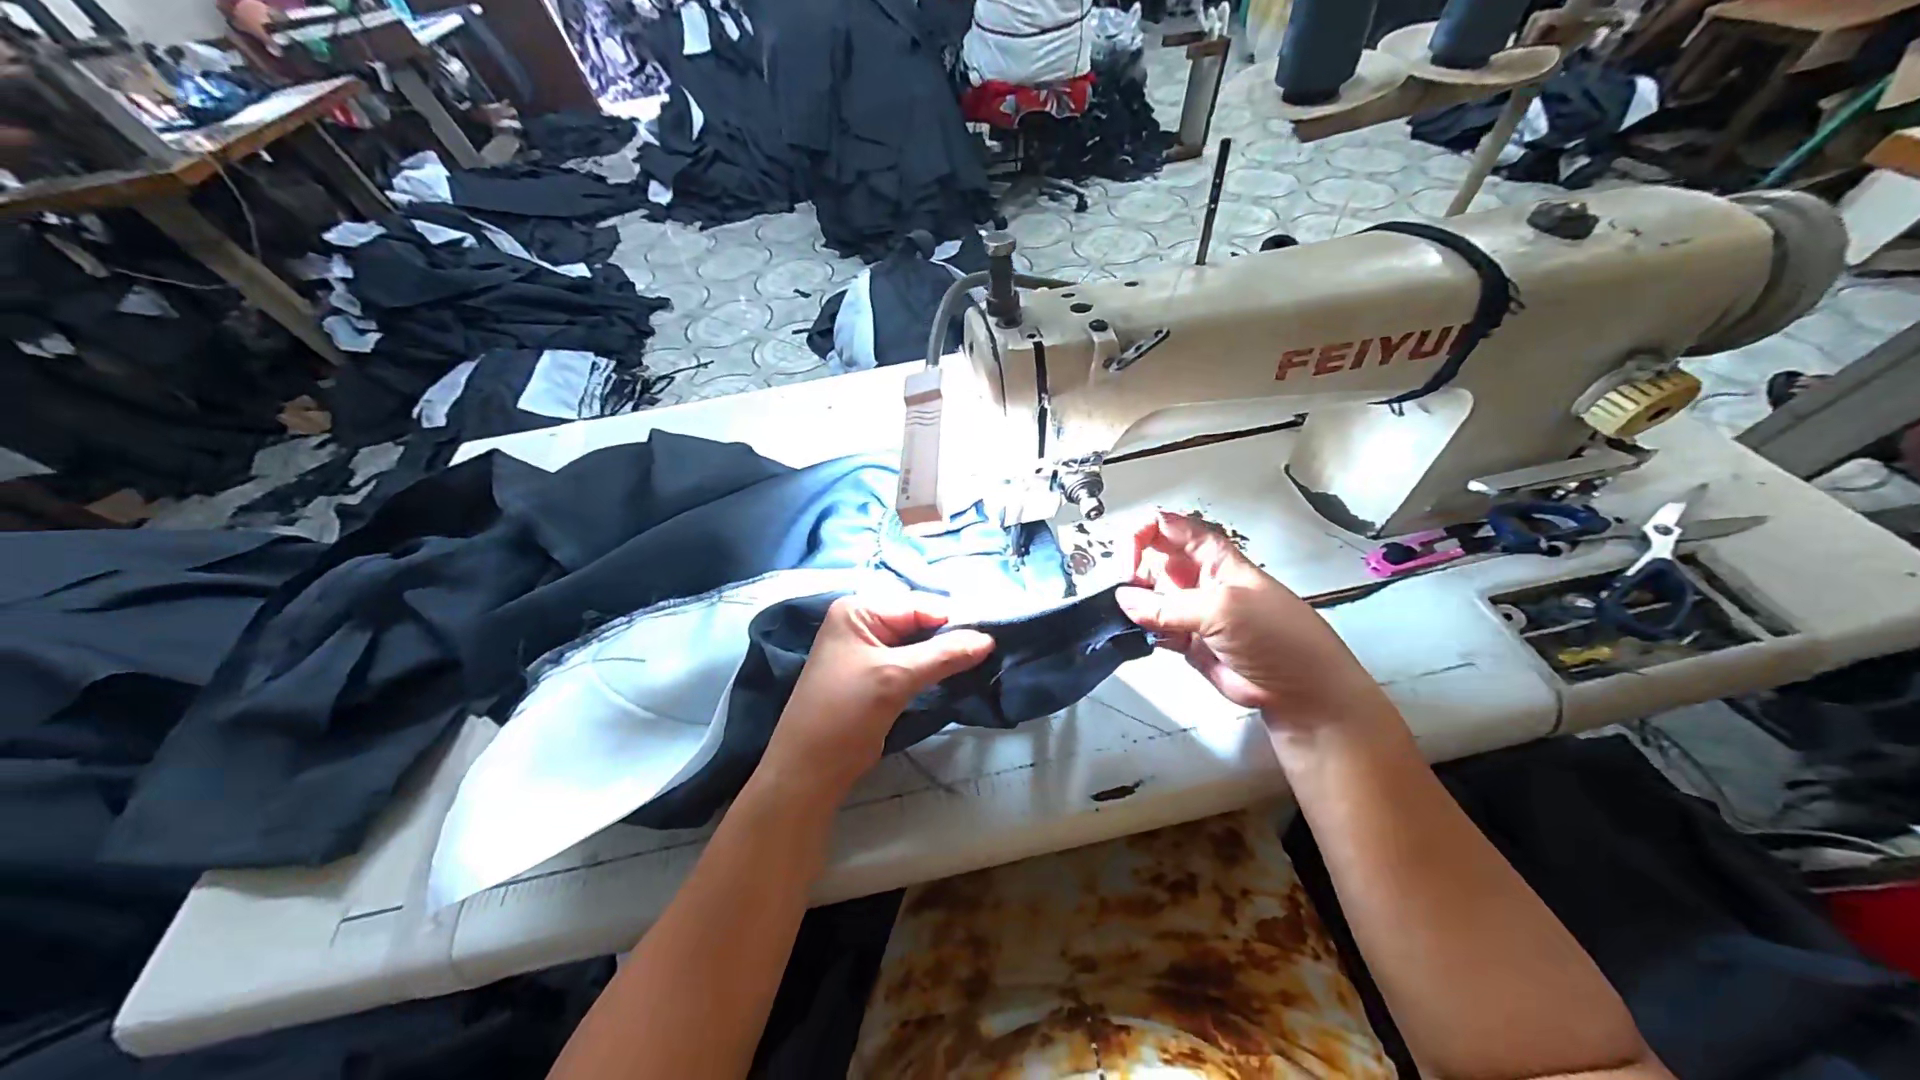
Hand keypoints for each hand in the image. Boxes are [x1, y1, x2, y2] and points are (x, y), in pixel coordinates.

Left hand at [758, 595, 994, 804]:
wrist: (809, 770)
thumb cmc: (844, 714)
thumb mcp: (895, 678)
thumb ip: (944, 655)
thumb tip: (989, 639)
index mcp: (858, 609)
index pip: (919, 604)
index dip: (955, 619)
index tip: (994, 635)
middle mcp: (863, 622)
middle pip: (921, 621)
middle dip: (953, 635)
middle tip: (993, 650)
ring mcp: (869, 649)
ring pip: (920, 643)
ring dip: (947, 653)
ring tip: (983, 661)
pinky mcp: (877, 675)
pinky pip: (914, 662)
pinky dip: (935, 667)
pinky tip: (960, 673)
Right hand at [1115, 510, 1398, 735]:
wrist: (1300, 691)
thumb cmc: (1282, 638)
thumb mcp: (1223, 609)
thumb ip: (1168, 605)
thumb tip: (1127, 600)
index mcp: (1214, 556)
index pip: (1167, 527)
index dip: (1142, 536)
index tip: (1129, 561)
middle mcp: (1199, 578)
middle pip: (1152, 559)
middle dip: (1134, 572)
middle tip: (1129, 594)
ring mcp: (1192, 610)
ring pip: (1148, 596)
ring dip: (1137, 606)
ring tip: (1140, 620)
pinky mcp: (1186, 640)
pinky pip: (1153, 627)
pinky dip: (1144, 631)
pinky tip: (1149, 637)